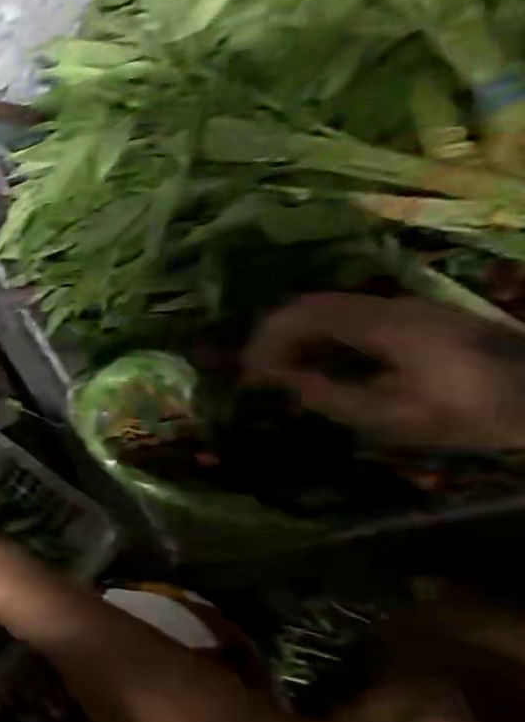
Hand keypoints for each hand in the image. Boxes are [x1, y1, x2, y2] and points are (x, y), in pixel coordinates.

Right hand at [243, 293, 524, 448]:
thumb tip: (279, 382)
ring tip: (281, 368)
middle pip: (307, 307)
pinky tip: (319, 360)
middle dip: (271, 337)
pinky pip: (349, 315)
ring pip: (326, 308)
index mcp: (382, 325)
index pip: (297, 317)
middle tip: (256, 371)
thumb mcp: (397, 416)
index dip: (262, 343)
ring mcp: (407, 308)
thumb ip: (330, 397)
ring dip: (295, 335)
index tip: (248, 374)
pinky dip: (320, 334)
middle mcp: (391, 306)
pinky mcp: (417, 317)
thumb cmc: (473, 411)